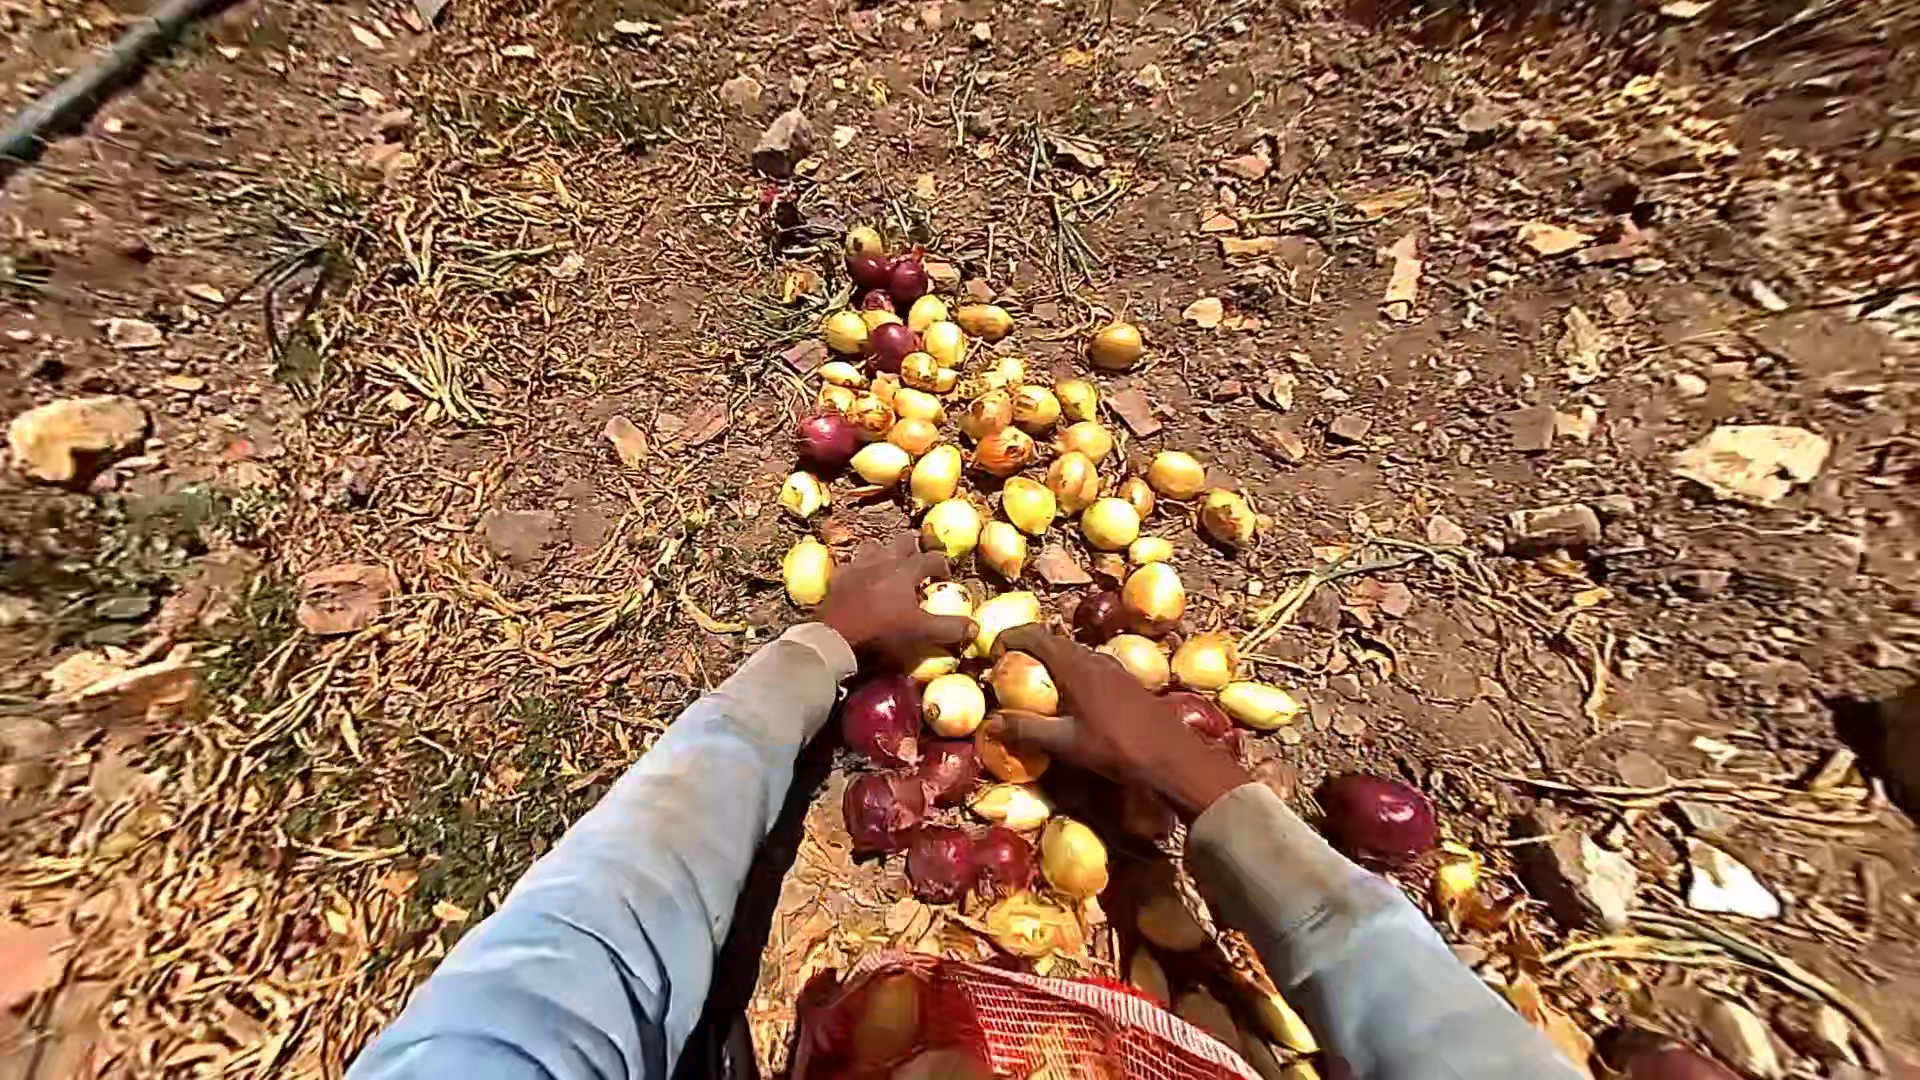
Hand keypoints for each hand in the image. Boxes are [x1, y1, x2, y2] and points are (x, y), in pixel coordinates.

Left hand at [816, 534, 975, 669]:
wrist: (836, 638)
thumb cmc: (882, 632)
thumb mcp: (921, 633)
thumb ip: (949, 628)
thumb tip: (974, 628)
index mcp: (905, 570)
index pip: (930, 558)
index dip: (941, 565)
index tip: (945, 576)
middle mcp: (882, 561)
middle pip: (902, 542)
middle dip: (914, 547)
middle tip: (919, 561)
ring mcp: (858, 566)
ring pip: (874, 546)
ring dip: (884, 552)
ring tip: (889, 565)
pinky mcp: (838, 577)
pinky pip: (850, 563)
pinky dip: (858, 568)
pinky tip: (860, 578)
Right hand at [988, 624, 1249, 818]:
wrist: (1174, 758)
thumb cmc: (1118, 747)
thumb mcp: (1066, 742)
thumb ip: (1027, 730)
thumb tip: (990, 724)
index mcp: (1075, 665)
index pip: (1034, 635)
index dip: (1009, 637)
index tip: (992, 654)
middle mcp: (1093, 658)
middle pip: (1052, 640)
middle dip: (1026, 648)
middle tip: (1007, 669)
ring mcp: (1112, 667)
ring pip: (1071, 652)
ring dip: (1048, 660)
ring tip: (1033, 684)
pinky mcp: (1125, 680)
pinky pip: (1088, 664)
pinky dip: (1068, 671)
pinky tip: (1069, 698)